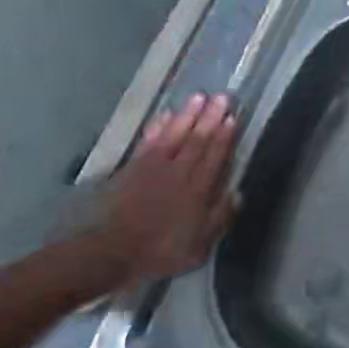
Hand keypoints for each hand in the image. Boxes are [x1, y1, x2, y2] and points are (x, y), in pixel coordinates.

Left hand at [102, 93, 239, 281]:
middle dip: (211, 117)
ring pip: (175, 134)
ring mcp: (154, 167)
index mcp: (197, 192)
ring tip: (199, 96)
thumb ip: (219, 219)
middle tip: (222, 97)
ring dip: (188, 114)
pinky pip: (150, 140)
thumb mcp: (198, 248)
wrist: (111, 250)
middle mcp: (178, 173)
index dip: (224, 137)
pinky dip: (159, 126)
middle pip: (198, 140)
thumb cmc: (160, 252)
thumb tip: (237, 193)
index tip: (232, 118)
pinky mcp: (134, 167)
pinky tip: (166, 114)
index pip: (215, 158)